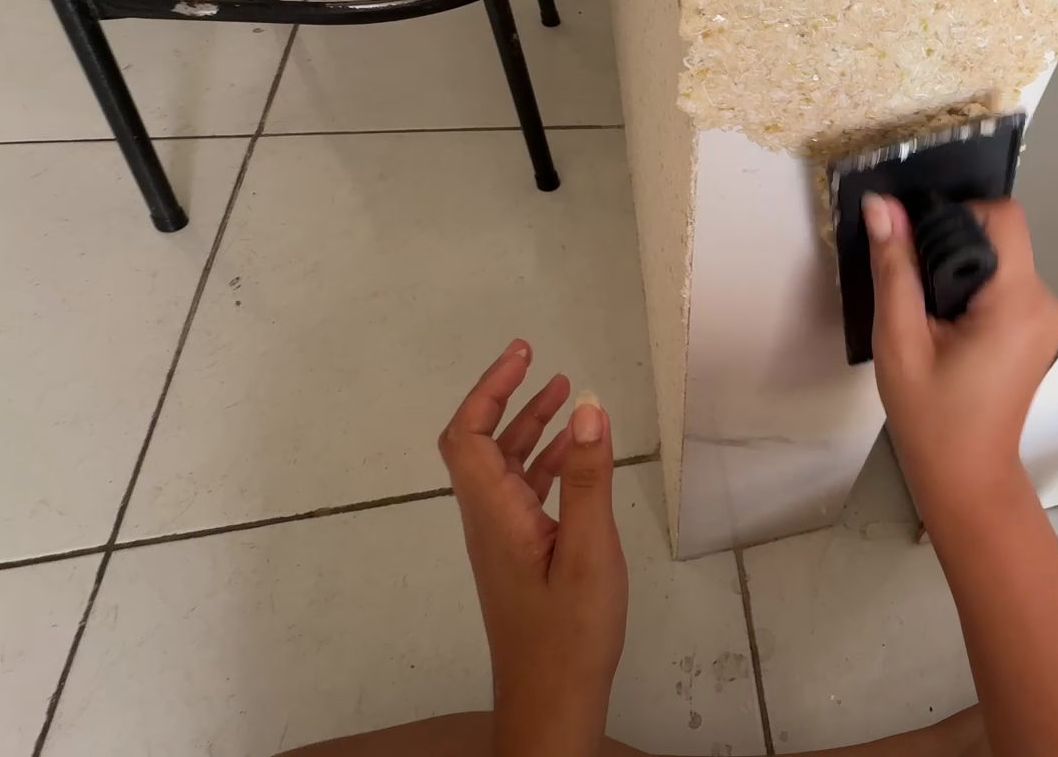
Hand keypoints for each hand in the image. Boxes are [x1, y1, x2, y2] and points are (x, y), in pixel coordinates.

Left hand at [437, 340, 626, 756]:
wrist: (553, 701)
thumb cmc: (570, 630)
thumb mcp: (588, 549)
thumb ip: (587, 477)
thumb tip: (588, 406)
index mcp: (495, 514)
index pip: (468, 437)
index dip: (488, 390)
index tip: (522, 355)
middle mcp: (489, 520)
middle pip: (480, 445)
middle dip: (507, 397)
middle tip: (539, 360)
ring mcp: (503, 538)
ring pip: (505, 466)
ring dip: (530, 425)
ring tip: (567, 392)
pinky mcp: (521, 552)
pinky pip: (525, 491)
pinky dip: (547, 459)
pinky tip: (576, 453)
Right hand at [864, 195, 1057, 507]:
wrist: (966, 475)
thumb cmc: (931, 415)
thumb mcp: (899, 339)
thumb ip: (894, 267)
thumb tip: (882, 205)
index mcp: (1017, 301)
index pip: (1001, 216)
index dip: (956, 215)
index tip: (917, 245)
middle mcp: (1044, 301)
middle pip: (999, 236)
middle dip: (952, 246)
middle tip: (912, 283)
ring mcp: (1045, 316)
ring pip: (999, 259)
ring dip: (959, 269)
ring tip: (925, 311)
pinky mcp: (1036, 329)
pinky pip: (1003, 283)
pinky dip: (971, 288)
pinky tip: (944, 323)